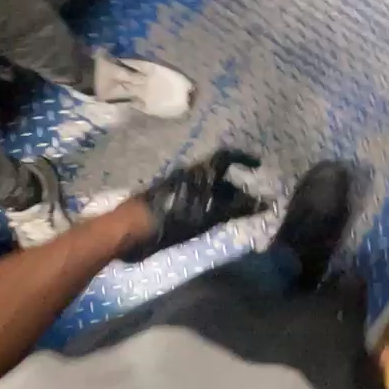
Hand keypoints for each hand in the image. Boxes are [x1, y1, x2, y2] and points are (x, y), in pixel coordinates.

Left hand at [122, 148, 270, 261]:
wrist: (124, 231)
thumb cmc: (165, 223)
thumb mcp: (203, 218)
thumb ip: (233, 210)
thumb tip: (263, 203)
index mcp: (197, 173)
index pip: (225, 157)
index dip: (243, 159)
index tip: (258, 166)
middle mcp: (186, 174)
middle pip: (216, 172)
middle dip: (236, 182)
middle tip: (250, 197)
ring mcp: (173, 185)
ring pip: (204, 183)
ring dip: (221, 193)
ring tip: (234, 208)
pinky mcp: (164, 197)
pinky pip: (193, 193)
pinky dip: (207, 200)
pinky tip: (210, 215)